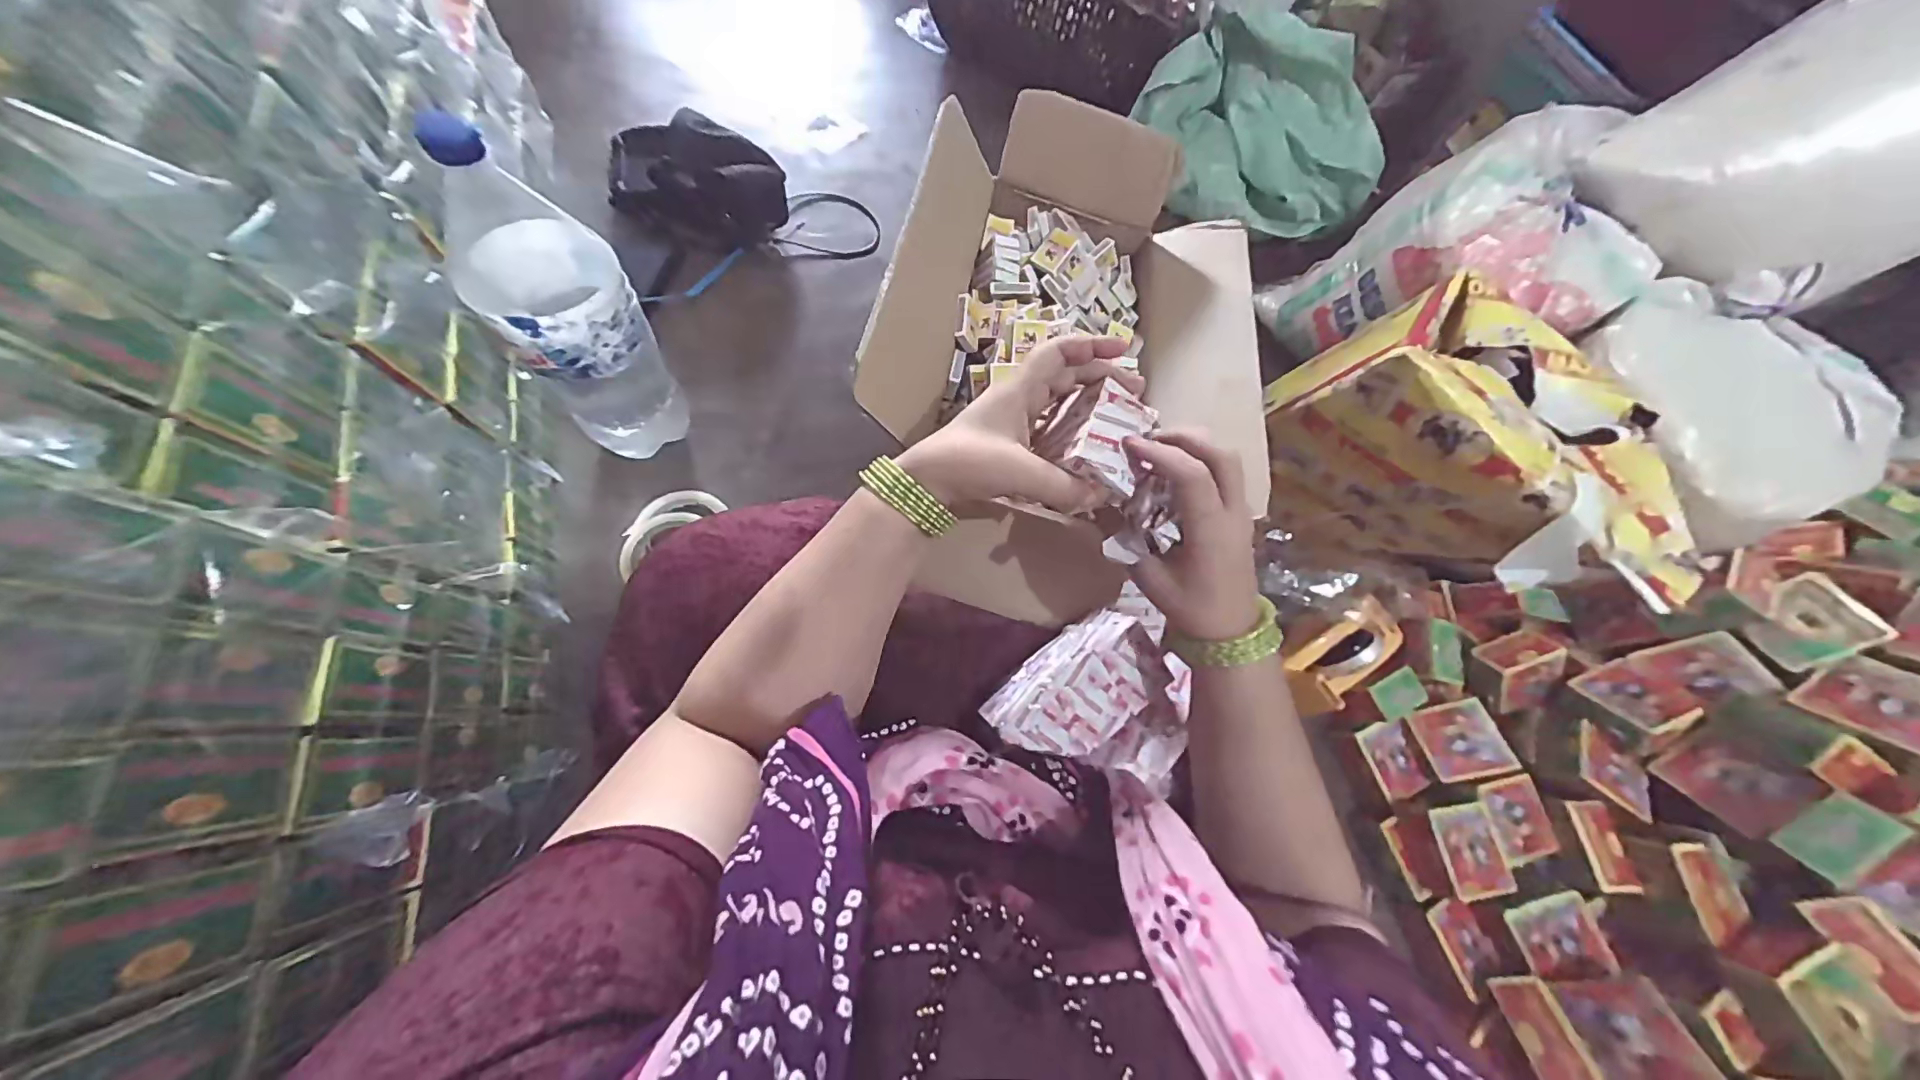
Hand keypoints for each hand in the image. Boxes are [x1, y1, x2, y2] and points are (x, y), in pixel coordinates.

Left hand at [897, 335, 1144, 512]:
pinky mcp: (1008, 449)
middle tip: (1134, 393)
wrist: (924, 485)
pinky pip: (1048, 435)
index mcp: (1019, 391)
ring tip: (1117, 423)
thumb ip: (1062, 485)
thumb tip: (1099, 495)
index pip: (1059, 353)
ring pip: (1059, 407)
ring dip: (1089, 410)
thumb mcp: (1019, 472)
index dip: (1092, 345)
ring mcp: (1012, 426)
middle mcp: (1018, 402)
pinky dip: (1071, 439)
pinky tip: (1087, 455)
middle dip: (1101, 380)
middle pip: (1066, 378)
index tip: (1123, 348)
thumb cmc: (967, 463)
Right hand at [1124, 430, 1263, 640]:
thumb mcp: (1150, 579)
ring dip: (1194, 446)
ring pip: (1228, 460)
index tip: (1129, 445)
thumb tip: (1106, 512)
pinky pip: (1225, 474)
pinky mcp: (1239, 515)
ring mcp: (1241, 512)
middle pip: (1220, 454)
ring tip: (1159, 450)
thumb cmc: (1191, 608)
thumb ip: (1128, 542)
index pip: (1191, 474)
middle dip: (1183, 438)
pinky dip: (1201, 461)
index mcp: (1211, 530)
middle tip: (1147, 440)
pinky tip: (1174, 472)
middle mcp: (1232, 514)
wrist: (1231, 630)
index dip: (1159, 453)